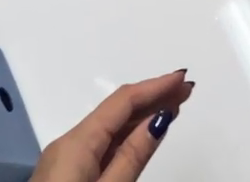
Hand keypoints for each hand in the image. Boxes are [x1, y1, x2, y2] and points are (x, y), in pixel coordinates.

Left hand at [30, 70, 195, 181]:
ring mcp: (63, 161)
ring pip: (108, 127)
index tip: (183, 79)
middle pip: (115, 110)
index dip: (155, 86)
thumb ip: (133, 156)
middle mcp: (67, 144)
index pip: (122, 102)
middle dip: (152, 97)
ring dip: (141, 115)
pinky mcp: (63, 176)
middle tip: (186, 91)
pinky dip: (125, 135)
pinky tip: (142, 135)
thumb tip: (160, 117)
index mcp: (76, 143)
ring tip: (173, 107)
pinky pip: (100, 144)